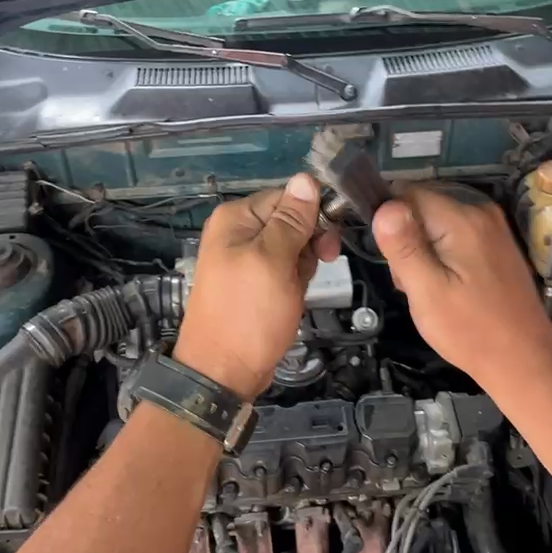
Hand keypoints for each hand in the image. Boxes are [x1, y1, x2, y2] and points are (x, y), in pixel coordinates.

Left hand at [174, 173, 338, 397]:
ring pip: (293, 246)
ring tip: (295, 290)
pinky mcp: (255, 283)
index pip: (287, 196)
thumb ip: (291, 220)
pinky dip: (295, 282)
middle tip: (319, 266)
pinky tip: (292, 298)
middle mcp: (237, 232)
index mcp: (236, 218)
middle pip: (292, 220)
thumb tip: (306, 178)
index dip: (313, 214)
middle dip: (309, 243)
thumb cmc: (248, 315)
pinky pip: (285, 269)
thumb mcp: (274, 261)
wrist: (222, 374)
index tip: (329, 242)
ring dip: (304, 266)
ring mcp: (245, 259)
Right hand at [371, 184, 551, 378]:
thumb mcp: (427, 291)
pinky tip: (447, 288)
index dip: (389, 222)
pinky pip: (454, 237)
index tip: (392, 258)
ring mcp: (492, 228)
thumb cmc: (471, 330)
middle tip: (412, 283)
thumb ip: (404, 246)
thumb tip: (384, 206)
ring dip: (423, 252)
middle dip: (406, 240)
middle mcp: (480, 213)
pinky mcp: (495, 244)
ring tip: (430, 290)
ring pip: (435, 225)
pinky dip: (442, 258)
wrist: (524, 360)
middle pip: (421, 208)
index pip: (407, 194)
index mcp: (462, 220)